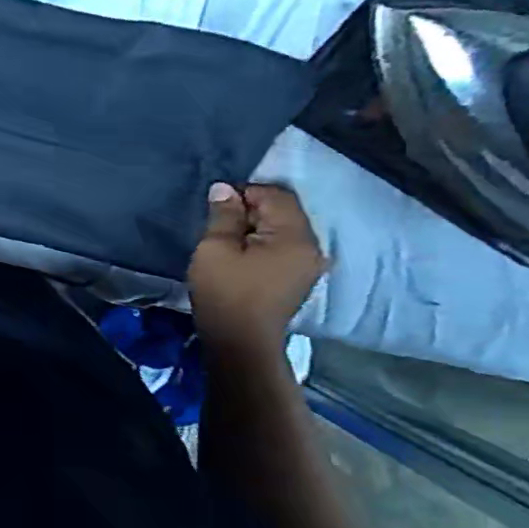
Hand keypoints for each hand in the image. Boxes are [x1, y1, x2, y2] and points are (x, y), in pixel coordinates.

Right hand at [188, 182, 324, 349]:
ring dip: (256, 226)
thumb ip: (224, 215)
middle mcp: (312, 247)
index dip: (244, 192)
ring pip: (283, 229)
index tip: (216, 204)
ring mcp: (309, 263)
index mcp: (295, 237)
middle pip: (284, 211)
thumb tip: (224, 188)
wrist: (241, 338)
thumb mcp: (216, 248)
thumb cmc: (225, 290)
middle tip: (218, 222)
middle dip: (251, 209)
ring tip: (227, 238)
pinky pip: (284, 245)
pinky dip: (263, 241)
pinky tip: (242, 253)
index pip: (276, 196)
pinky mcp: (300, 276)